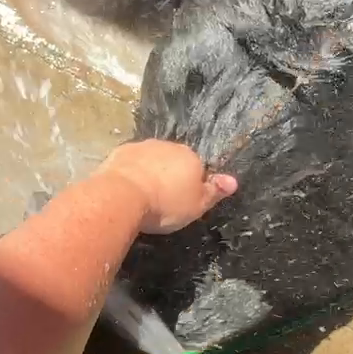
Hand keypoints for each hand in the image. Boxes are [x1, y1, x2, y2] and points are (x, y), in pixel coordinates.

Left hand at [96, 140, 237, 233]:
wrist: (122, 196)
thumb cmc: (164, 205)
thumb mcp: (196, 206)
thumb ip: (214, 192)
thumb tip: (233, 181)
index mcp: (190, 157)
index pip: (197, 168)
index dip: (190, 186)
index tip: (180, 203)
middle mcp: (168, 146)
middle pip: (172, 161)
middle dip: (168, 177)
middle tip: (161, 202)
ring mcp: (142, 147)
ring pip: (150, 160)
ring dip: (148, 173)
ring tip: (141, 197)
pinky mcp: (119, 153)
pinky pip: (129, 164)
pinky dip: (129, 174)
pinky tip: (125, 190)